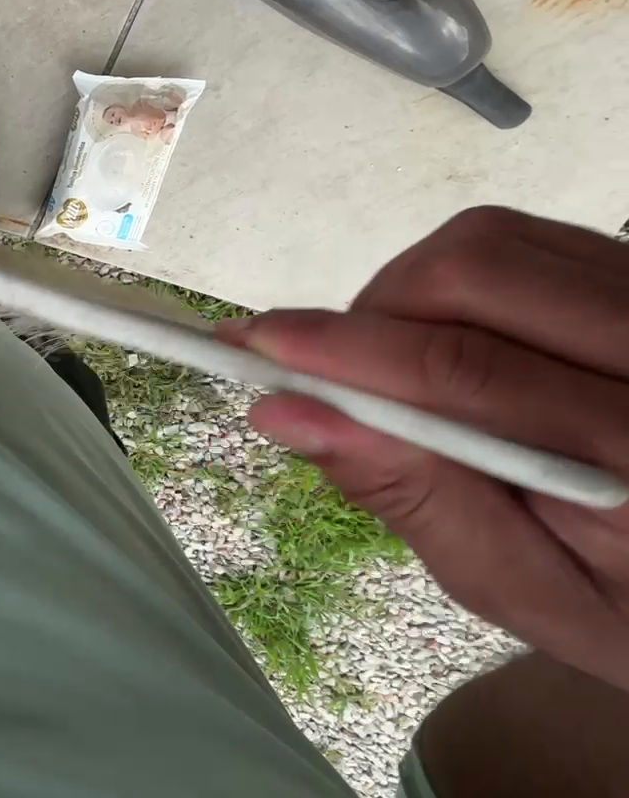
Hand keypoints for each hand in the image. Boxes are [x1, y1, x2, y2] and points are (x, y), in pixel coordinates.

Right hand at [217, 207, 628, 691]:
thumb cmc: (627, 600)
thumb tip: (281, 411)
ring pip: (494, 242)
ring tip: (401, 361)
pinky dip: (451, 279)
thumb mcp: (519, 585)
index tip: (248, 341)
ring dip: (405, 294)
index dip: (343, 349)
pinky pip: (524, 240)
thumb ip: (410, 496)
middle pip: (476, 273)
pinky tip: (454, 337)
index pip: (466, 372)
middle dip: (369, 313)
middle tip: (336, 373)